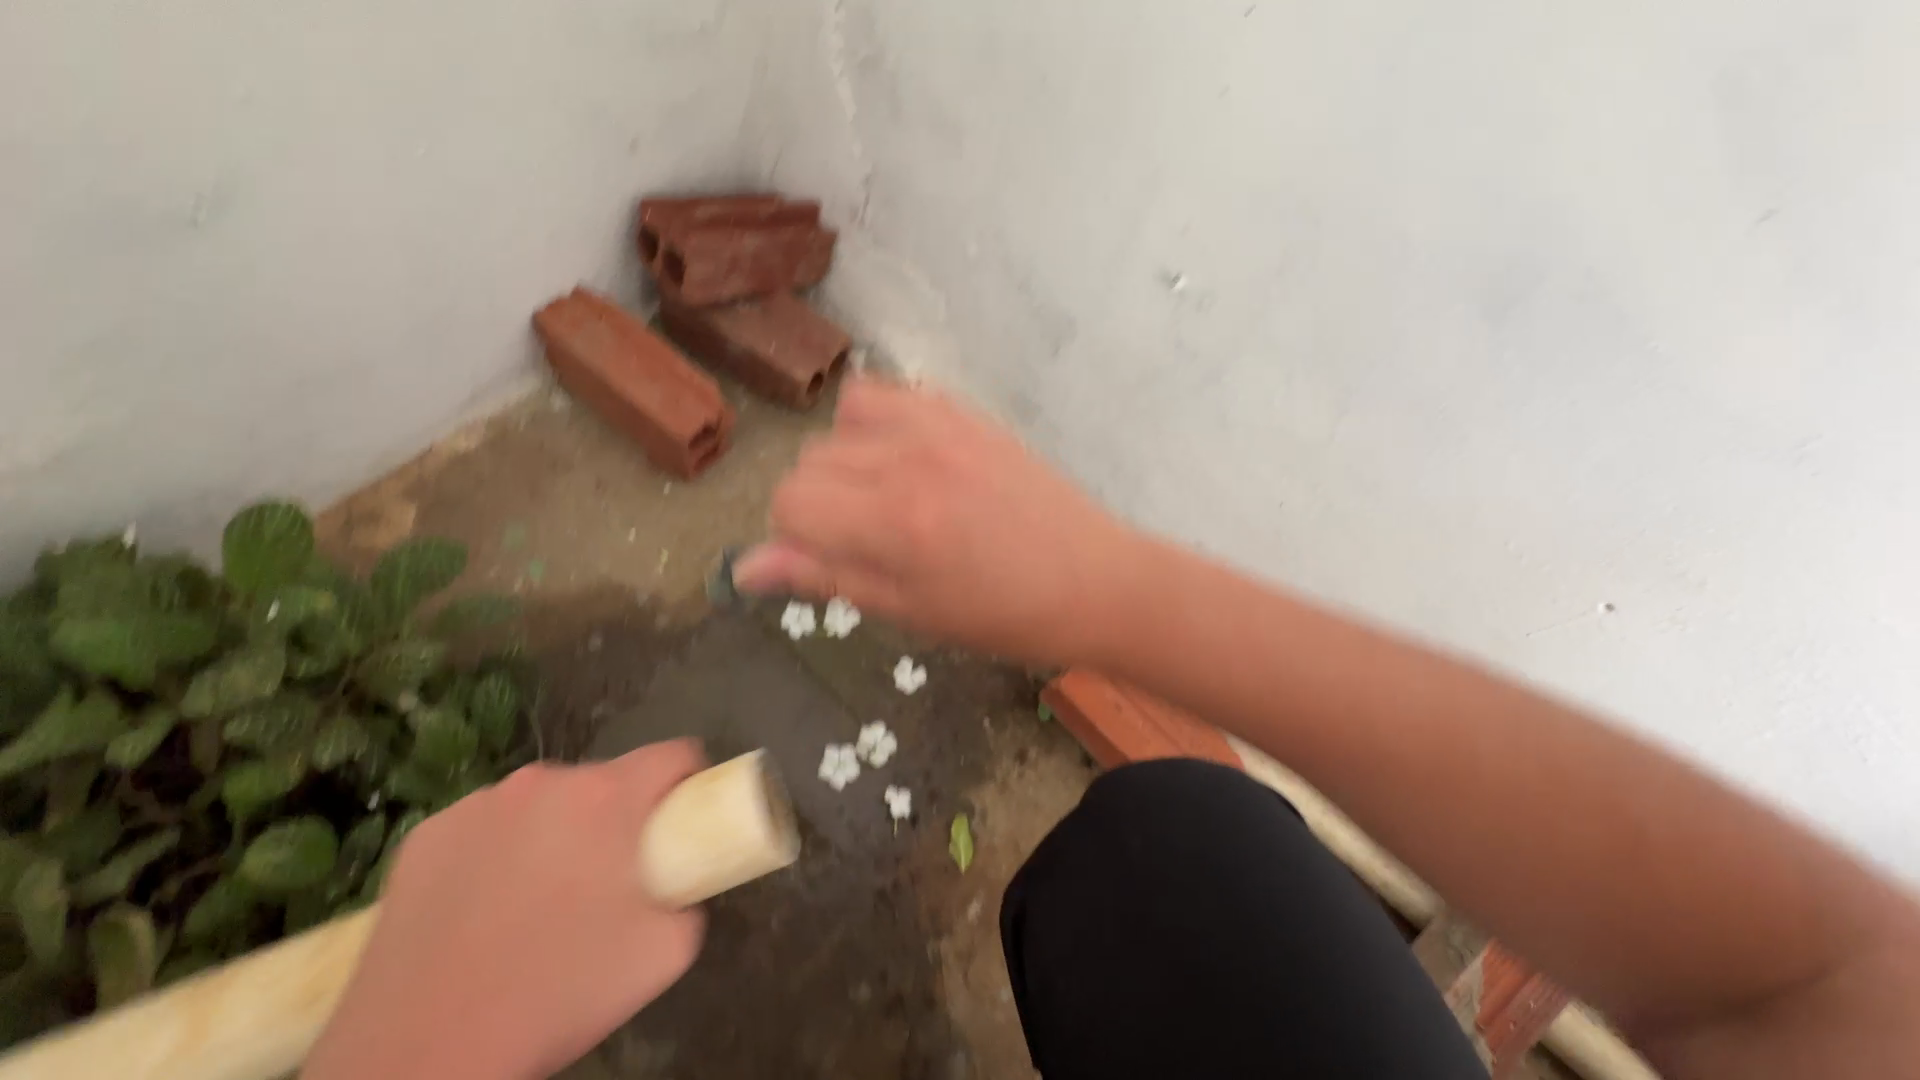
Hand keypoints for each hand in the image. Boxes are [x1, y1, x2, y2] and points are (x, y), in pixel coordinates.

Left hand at [303, 741, 707, 1079]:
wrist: (421, 1055)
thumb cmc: (558, 995)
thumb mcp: (667, 952)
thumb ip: (687, 897)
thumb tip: (674, 885)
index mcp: (607, 797)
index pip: (675, 754)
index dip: (688, 784)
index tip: (681, 825)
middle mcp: (542, 782)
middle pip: (605, 782)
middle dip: (616, 820)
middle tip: (606, 886)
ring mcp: (477, 805)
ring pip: (542, 805)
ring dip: (555, 835)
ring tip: (536, 907)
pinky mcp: (424, 836)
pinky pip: (485, 829)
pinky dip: (497, 855)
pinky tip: (482, 914)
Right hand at [733, 378, 1141, 663]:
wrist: (1093, 579)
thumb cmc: (1001, 615)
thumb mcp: (909, 611)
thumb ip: (825, 577)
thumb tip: (744, 567)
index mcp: (893, 521)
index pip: (788, 502)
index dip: (795, 538)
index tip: (831, 559)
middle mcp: (908, 458)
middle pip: (807, 463)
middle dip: (819, 506)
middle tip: (870, 541)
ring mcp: (938, 425)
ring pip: (838, 425)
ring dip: (844, 463)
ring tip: (887, 499)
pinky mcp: (962, 410)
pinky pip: (884, 396)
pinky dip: (876, 426)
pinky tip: (907, 461)